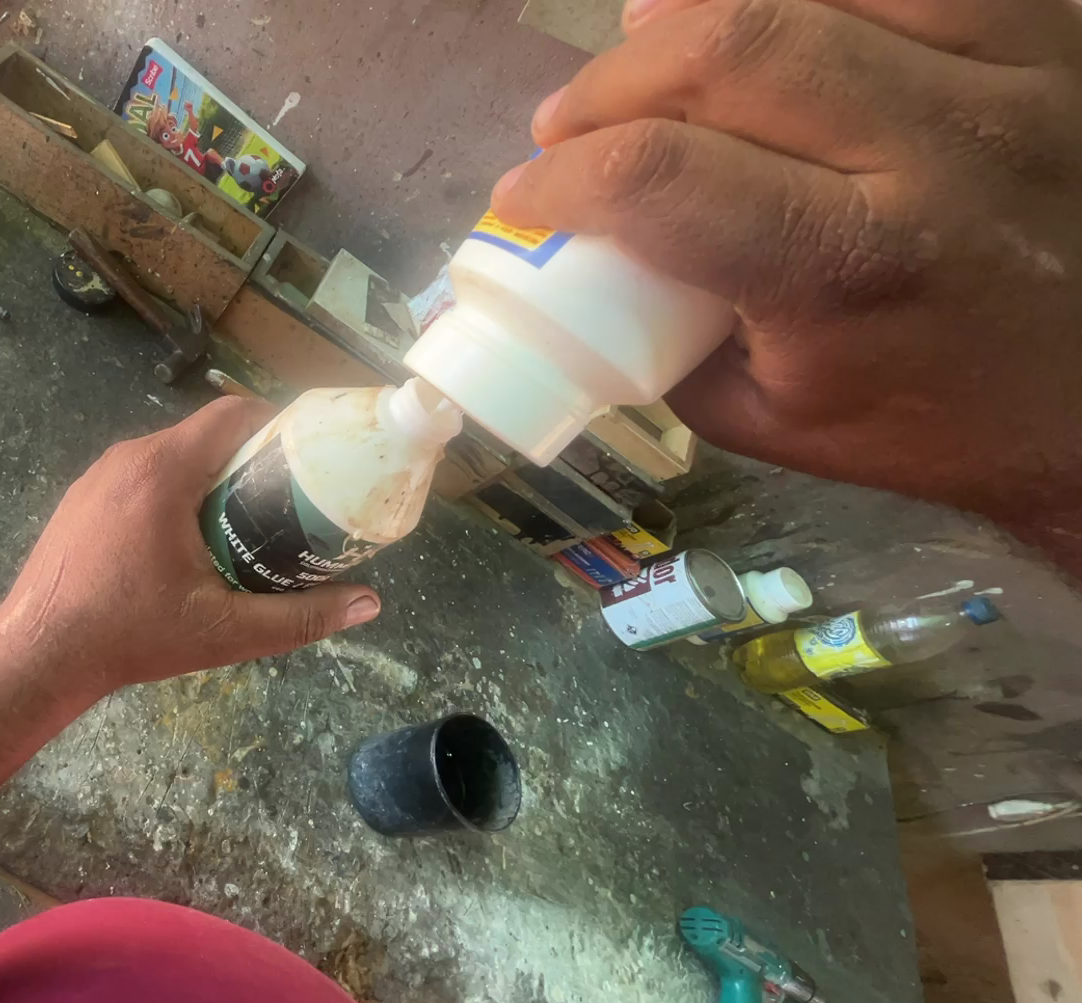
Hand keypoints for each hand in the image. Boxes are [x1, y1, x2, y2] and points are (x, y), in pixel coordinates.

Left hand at [0, 397, 381, 705]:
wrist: (38, 654)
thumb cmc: (130, 636)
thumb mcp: (223, 631)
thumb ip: (299, 617)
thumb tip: (369, 604)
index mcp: (162, 471)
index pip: (232, 414)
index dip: (277, 425)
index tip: (306, 457)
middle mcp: (126, 458)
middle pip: (202, 436)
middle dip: (248, 461)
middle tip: (281, 503)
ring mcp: (95, 476)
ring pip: (168, 456)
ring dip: (207, 478)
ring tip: (238, 525)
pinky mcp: (79, 499)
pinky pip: (138, 477)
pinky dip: (170, 492)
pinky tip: (180, 541)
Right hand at [494, 0, 1081, 561]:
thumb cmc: (911, 421)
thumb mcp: (747, 412)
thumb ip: (662, 334)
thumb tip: (591, 267)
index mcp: (839, 269)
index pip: (656, 181)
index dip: (558, 179)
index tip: (517, 200)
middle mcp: (932, 149)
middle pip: (728, 53)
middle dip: (605, 86)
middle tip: (560, 128)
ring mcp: (1012, 72)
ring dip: (686, 15)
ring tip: (635, 50)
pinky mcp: (1053, 33)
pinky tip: (743, 15)